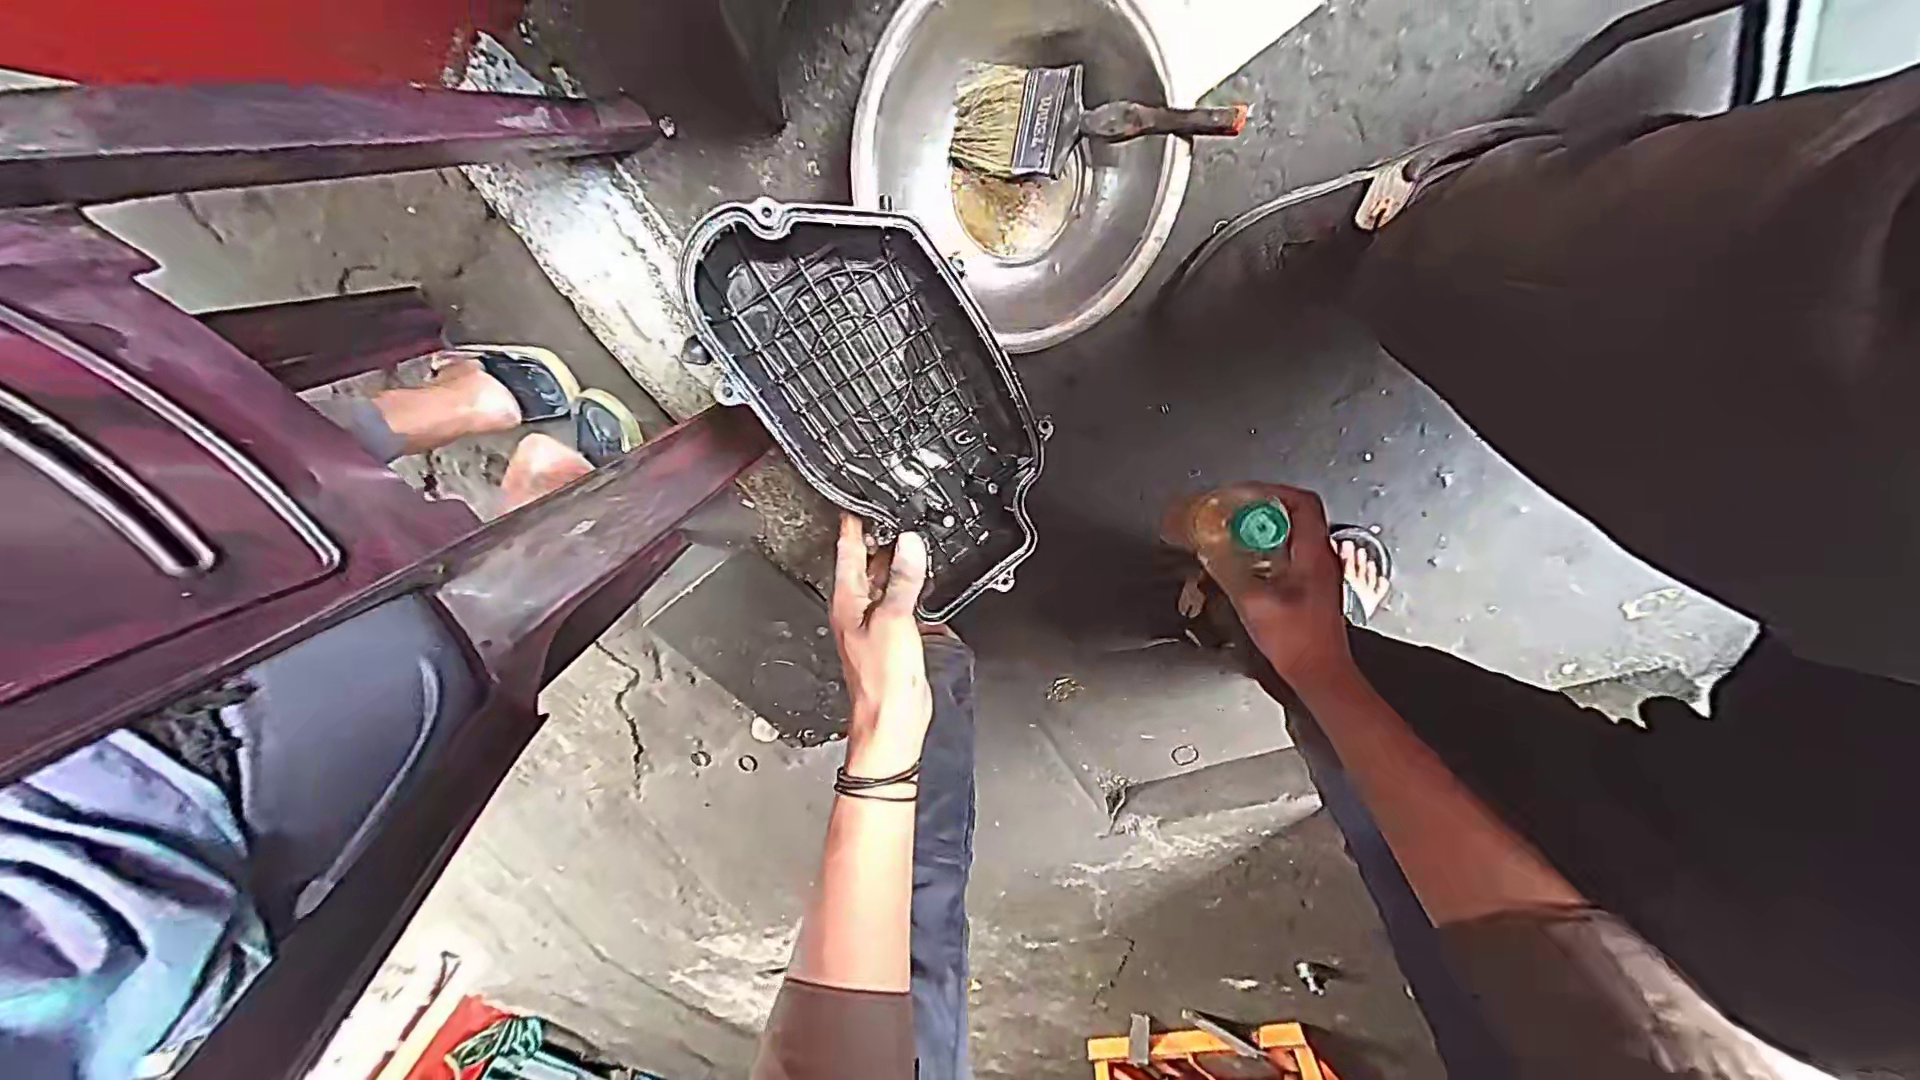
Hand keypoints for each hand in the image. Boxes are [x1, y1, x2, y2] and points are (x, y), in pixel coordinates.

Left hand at [831, 514, 932, 775]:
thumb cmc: (882, 681)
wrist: (893, 720)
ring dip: (892, 564)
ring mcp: (873, 625)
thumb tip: (909, 544)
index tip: (856, 504)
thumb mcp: (895, 619)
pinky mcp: (890, 637)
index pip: (847, 552)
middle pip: (863, 565)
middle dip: (875, 540)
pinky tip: (917, 583)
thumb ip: (904, 580)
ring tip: (905, 542)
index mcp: (847, 603)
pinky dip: (905, 587)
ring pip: (880, 583)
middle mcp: (856, 611)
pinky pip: (895, 602)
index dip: (853, 526)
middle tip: (888, 517)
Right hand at [1201, 484, 1355, 687]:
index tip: (1245, 494)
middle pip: (1296, 514)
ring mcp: (1318, 571)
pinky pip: (1290, 552)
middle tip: (1234, 512)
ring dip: (1265, 527)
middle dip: (1262, 507)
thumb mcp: (1253, 602)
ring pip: (1293, 533)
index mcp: (1313, 555)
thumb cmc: (1296, 641)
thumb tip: (1208, 551)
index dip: (1272, 491)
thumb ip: (1228, 572)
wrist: (1319, 671)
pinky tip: (1247, 560)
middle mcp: (1321, 558)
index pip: (1302, 503)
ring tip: (1237, 533)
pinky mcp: (1311, 584)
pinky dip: (1267, 547)